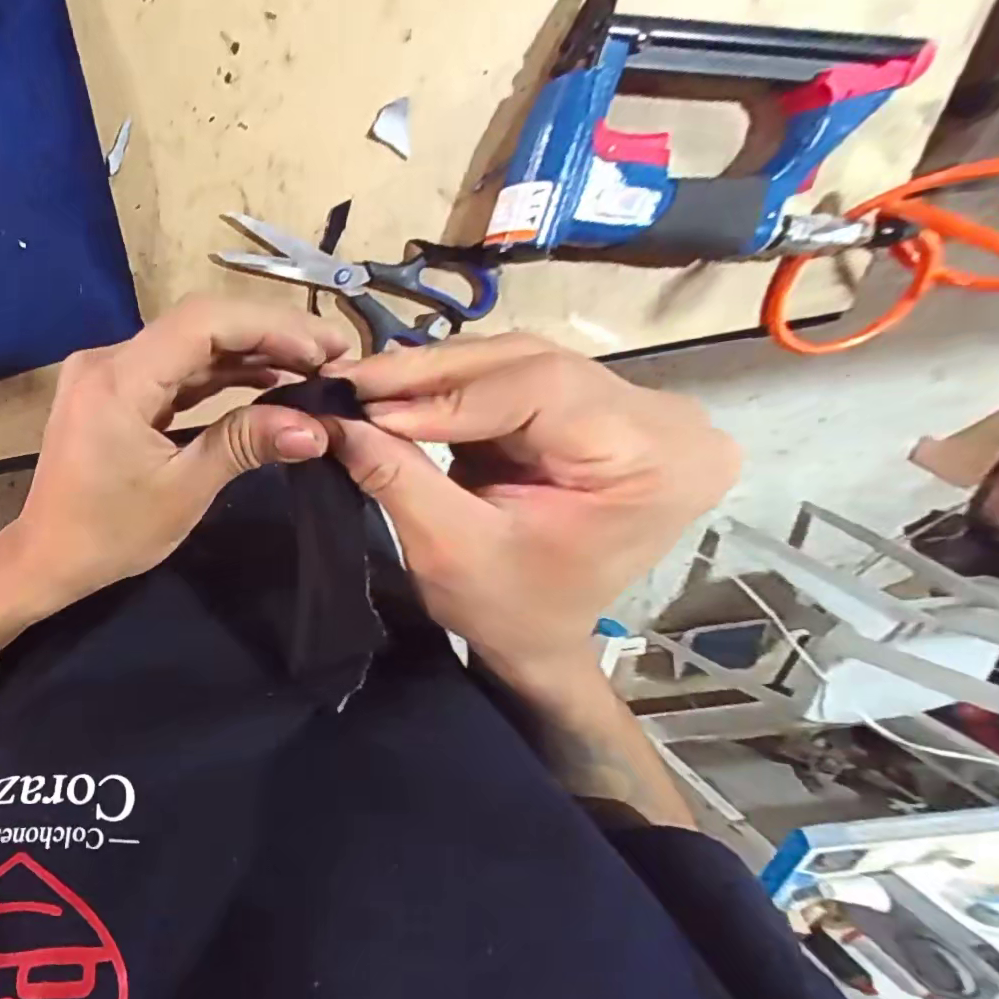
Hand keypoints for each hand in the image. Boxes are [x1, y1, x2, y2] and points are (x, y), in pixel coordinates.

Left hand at [11, 295, 354, 603]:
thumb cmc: (110, 534)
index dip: (269, 326)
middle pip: (199, 325)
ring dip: (250, 352)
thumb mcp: (184, 490)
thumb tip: (316, 428)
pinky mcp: (116, 390)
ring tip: (310, 365)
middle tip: (330, 353)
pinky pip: (176, 369)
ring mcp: (109, 372)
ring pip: (190, 345)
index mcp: (119, 380)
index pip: (203, 322)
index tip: (322, 350)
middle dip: (269, 334)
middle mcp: (108, 360)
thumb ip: (245, 444)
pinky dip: (220, 373)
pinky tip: (265, 377)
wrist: (48, 558)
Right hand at [323, 334, 738, 692]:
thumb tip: (336, 417)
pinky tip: (401, 395)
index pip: (543, 389)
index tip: (368, 409)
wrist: (537, 637)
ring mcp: (630, 408)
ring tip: (369, 388)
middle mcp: (662, 419)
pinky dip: (449, 388)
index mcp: (655, 460)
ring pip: (515, 362)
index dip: (445, 395)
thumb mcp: (448, 548)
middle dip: (431, 376)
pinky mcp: (589, 409)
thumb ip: (396, 476)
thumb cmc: (507, 611)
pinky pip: (511, 378)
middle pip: (530, 363)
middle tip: (354, 382)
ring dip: (435, 376)